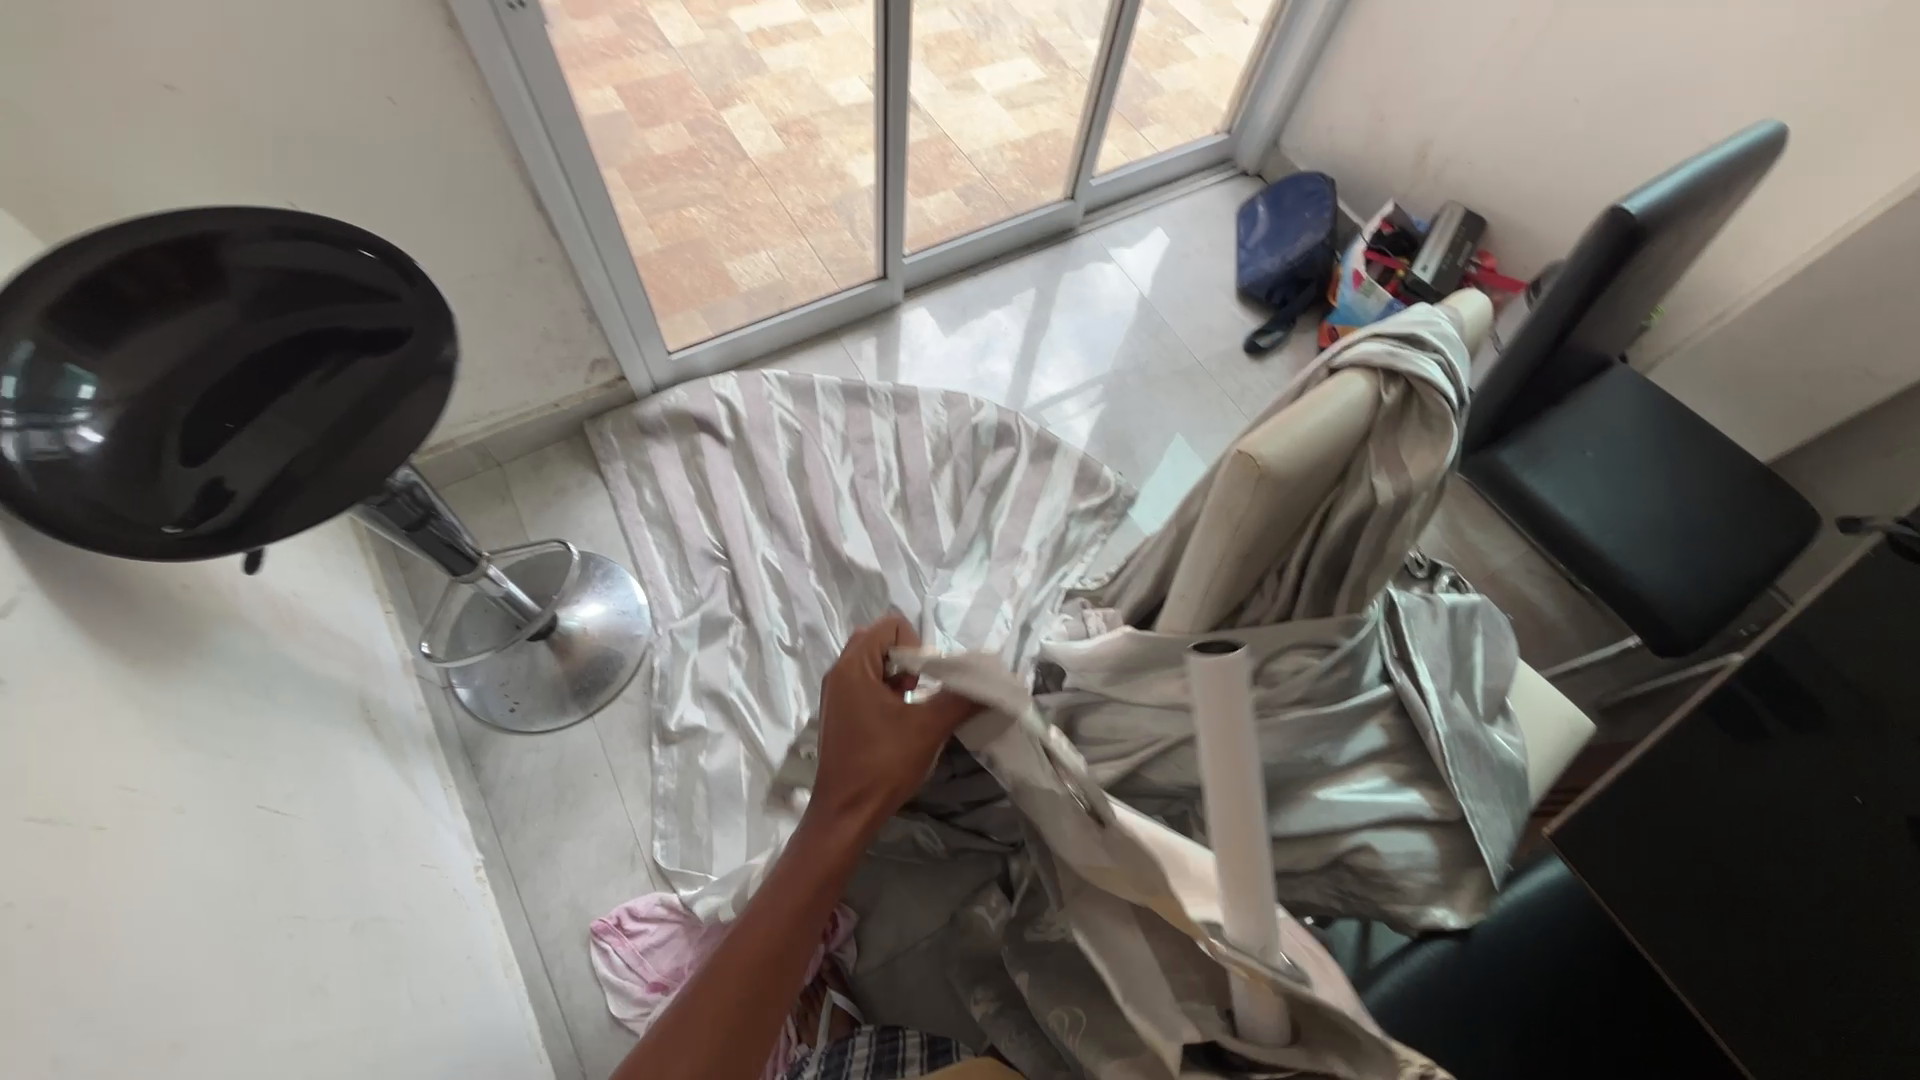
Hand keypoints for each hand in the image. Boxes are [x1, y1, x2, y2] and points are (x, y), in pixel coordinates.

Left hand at [808, 614, 978, 836]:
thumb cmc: (883, 764)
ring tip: (909, 709)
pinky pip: (865, 684)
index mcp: (854, 666)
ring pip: (873, 663)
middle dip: (907, 660)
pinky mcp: (838, 713)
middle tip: (917, 691)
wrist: (846, 814)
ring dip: (898, 677)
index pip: (891, 625)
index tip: (923, 682)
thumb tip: (992, 683)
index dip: (916, 646)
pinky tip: (897, 724)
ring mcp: (836, 693)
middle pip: (880, 641)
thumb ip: (961, 698)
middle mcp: (839, 672)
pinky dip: (886, 692)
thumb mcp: (928, 728)